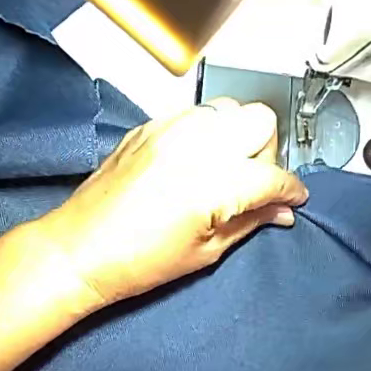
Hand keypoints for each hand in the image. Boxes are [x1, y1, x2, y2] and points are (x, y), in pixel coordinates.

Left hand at [32, 99, 308, 309]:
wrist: (80, 250)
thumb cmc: (132, 261)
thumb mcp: (205, 252)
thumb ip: (249, 222)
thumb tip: (278, 211)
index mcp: (215, 181)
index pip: (274, 175)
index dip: (290, 190)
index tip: (291, 198)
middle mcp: (196, 145)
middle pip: (260, 122)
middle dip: (267, 152)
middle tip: (255, 183)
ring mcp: (169, 130)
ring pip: (227, 110)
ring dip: (236, 136)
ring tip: (224, 170)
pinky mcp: (148, 129)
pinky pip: (193, 115)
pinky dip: (205, 133)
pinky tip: (194, 163)